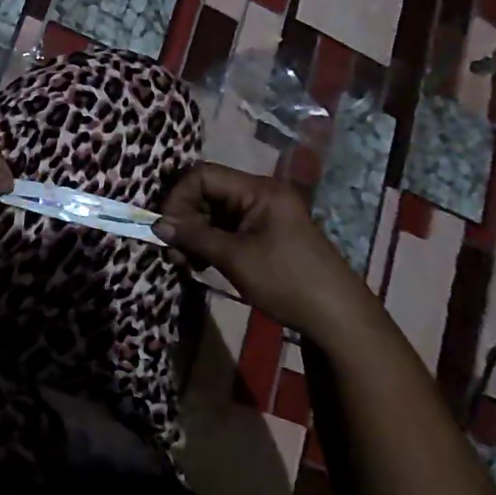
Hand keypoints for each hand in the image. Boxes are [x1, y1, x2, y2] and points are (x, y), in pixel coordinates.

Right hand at [155, 163, 378, 340]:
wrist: (338, 318)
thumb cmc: (287, 281)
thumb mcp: (234, 257)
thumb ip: (193, 236)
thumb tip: (157, 225)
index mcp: (258, 191)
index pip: (202, 175)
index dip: (178, 197)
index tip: (165, 227)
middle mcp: (259, 195)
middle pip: (206, 193)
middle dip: (183, 219)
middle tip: (171, 251)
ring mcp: (262, 216)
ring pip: (213, 213)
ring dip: (193, 234)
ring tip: (184, 262)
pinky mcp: (263, 235)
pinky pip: (225, 229)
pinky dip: (208, 243)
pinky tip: (200, 264)